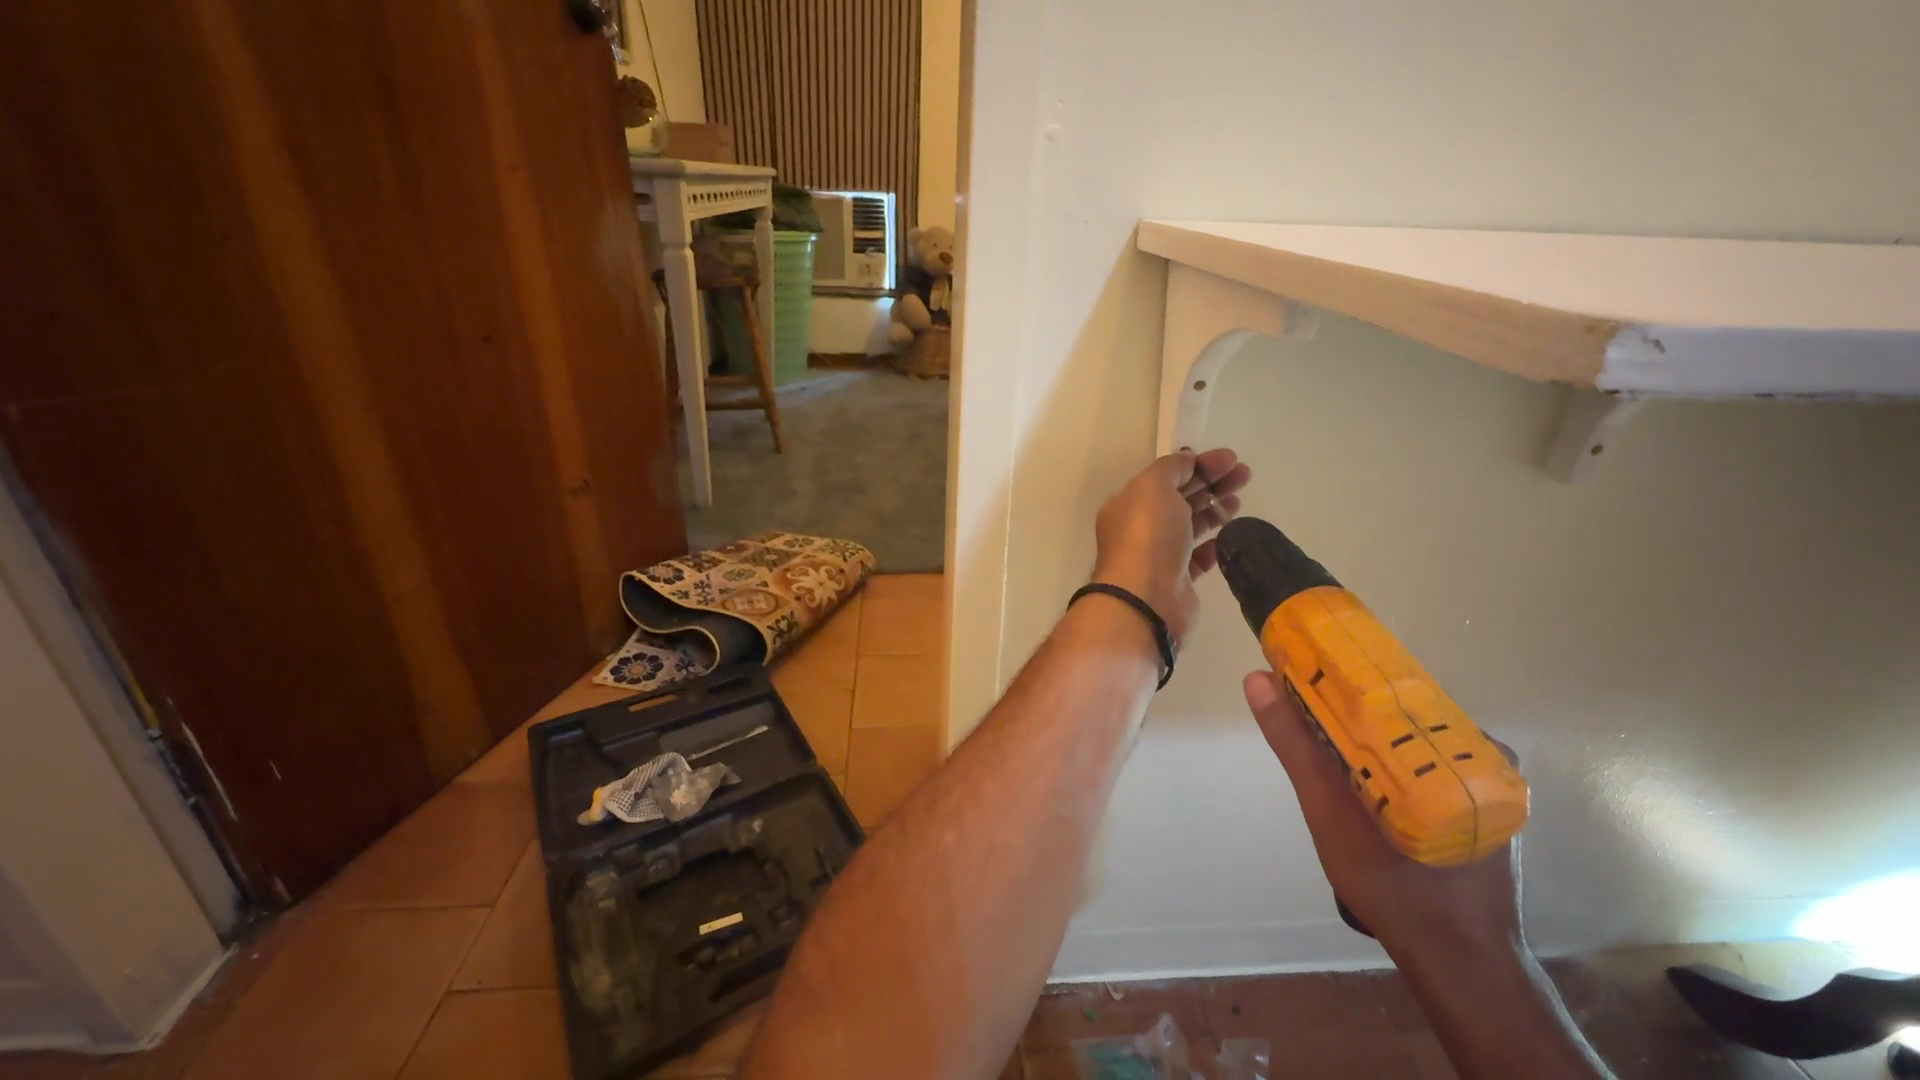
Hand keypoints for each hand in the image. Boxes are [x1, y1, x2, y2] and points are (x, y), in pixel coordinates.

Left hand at [1090, 448, 1249, 649]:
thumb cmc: (1148, 537)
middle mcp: (1141, 528)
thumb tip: (1188, 461)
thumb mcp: (1153, 487)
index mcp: (1130, 503)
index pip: (1167, 475)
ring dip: (1215, 510)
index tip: (1231, 459)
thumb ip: (1171, 468)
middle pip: (1181, 498)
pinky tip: (1231, 534)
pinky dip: (1214, 543)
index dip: (1199, 464)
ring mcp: (1159, 555)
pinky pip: (1198, 556)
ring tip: (1239, 500)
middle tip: (1244, 475)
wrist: (1146, 600)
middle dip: (1212, 483)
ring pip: (1191, 525)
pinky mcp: (1177, 581)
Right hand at [1243, 671, 1523, 962]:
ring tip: (1334, 767)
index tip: (1304, 681)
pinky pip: (1435, 773)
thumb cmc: (1393, 885)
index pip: (1397, 691)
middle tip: (1311, 732)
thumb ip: (1296, 744)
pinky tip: (1372, 798)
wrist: (1459, 964)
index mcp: (1461, 744)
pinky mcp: (1491, 813)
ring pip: (1419, 746)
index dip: (1345, 683)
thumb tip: (1257, 678)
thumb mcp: (1330, 811)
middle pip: (1406, 718)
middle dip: (1355, 719)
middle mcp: (1489, 755)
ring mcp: (1496, 787)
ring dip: (1377, 748)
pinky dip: (1399, 773)